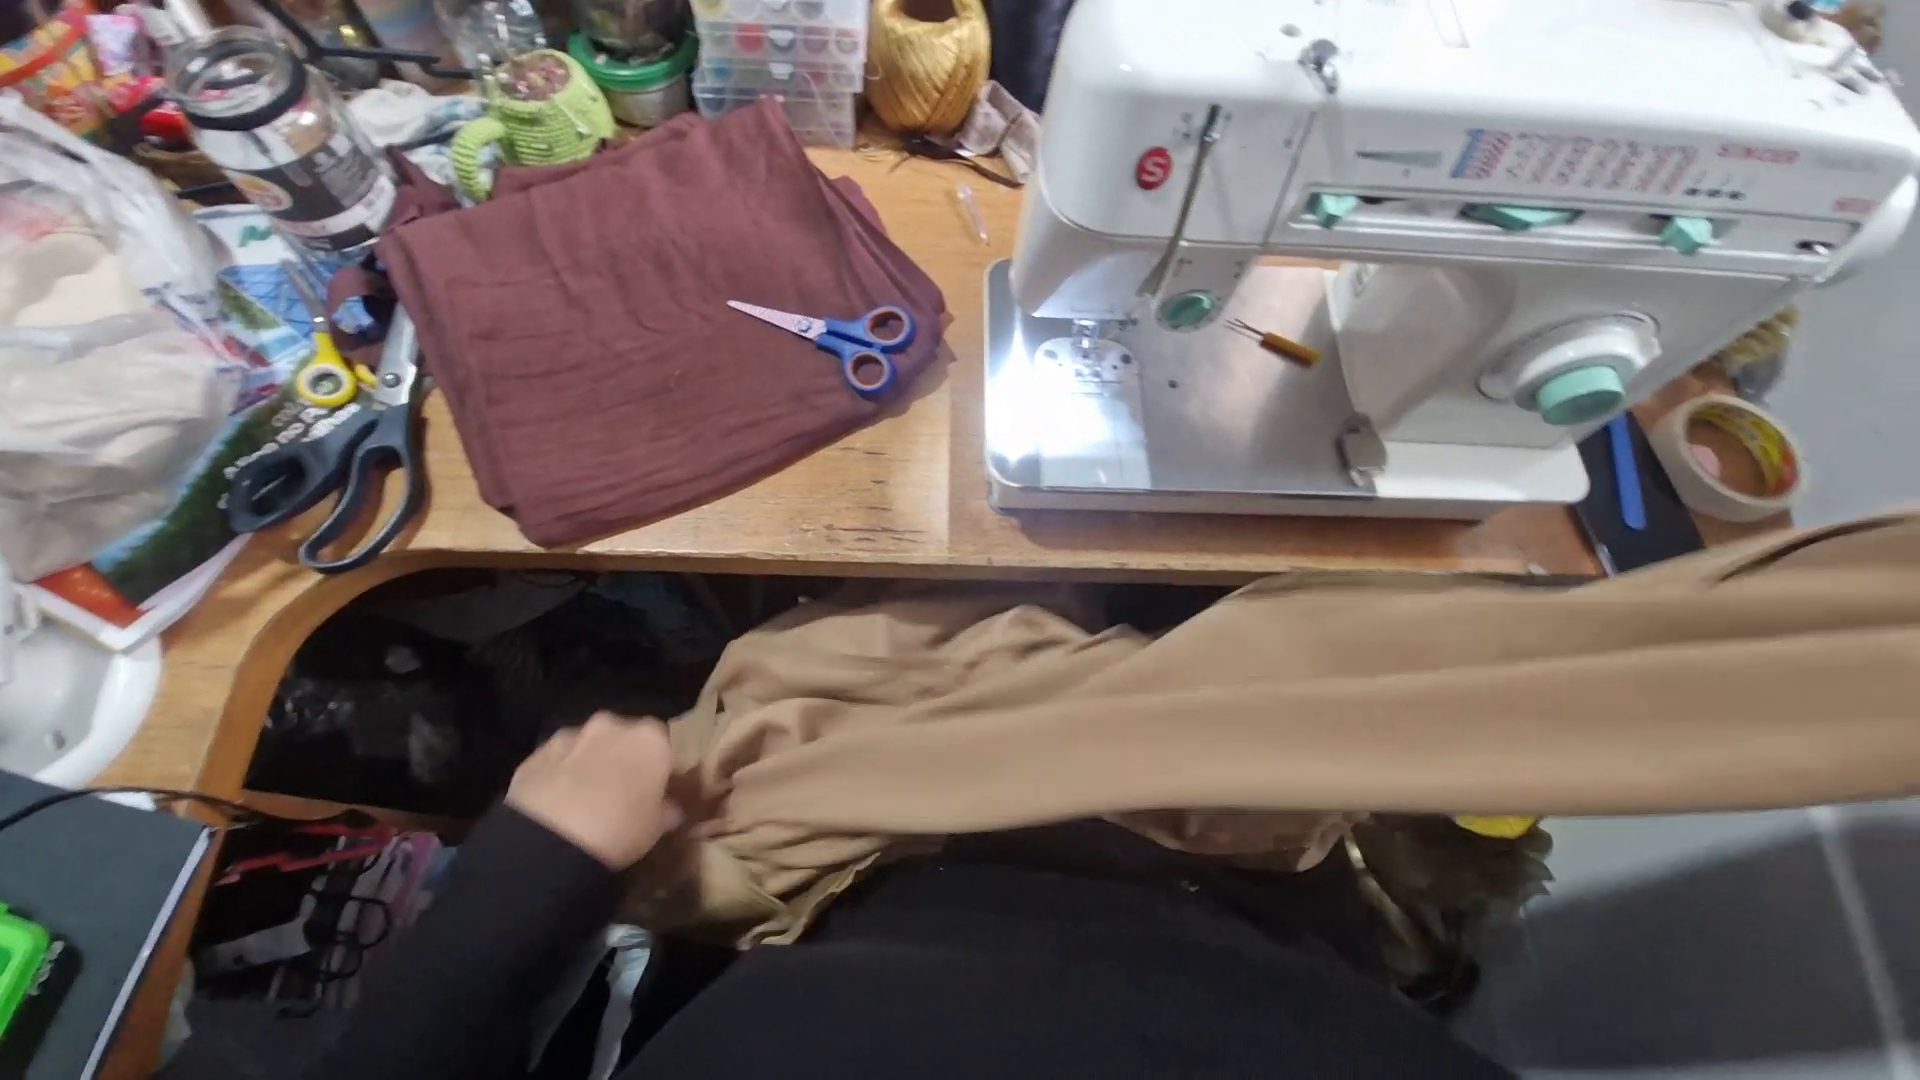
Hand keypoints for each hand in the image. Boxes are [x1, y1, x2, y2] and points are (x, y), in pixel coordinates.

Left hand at [506, 713, 681, 869]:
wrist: (549, 839)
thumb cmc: (619, 828)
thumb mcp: (655, 828)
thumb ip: (666, 811)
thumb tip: (669, 810)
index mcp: (650, 738)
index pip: (662, 742)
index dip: (657, 765)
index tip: (653, 788)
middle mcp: (612, 725)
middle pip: (623, 737)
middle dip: (621, 757)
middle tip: (618, 791)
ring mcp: (570, 736)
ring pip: (587, 745)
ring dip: (588, 762)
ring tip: (582, 799)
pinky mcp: (536, 754)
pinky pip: (556, 761)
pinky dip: (557, 774)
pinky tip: (555, 804)